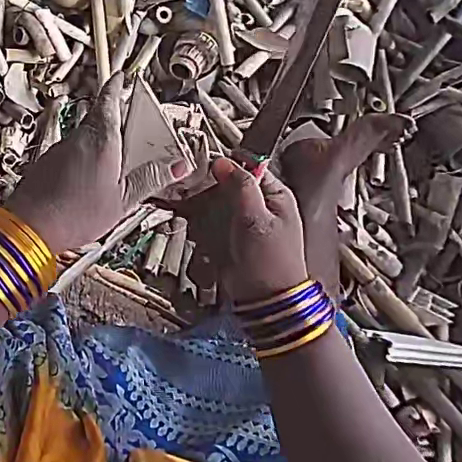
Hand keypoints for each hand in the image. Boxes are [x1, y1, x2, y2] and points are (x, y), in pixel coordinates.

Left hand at [4, 73, 190, 252]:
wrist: (32, 225)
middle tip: (134, 122)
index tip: (122, 77)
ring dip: (102, 138)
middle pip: (99, 116)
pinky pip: (74, 149)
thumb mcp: (124, 200)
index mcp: (102, 140)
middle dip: (116, 116)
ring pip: (86, 133)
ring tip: (119, 158)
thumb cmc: (75, 214)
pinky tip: (94, 175)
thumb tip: (177, 166)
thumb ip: (150, 179)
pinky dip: (87, 154)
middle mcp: (79, 138)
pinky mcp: (50, 161)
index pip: (109, 100)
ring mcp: (61, 148)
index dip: (117, 85)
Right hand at [171, 158, 307, 304]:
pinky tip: (188, 216)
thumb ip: (241, 187)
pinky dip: (198, 215)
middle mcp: (259, 205)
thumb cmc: (270, 261)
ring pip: (216, 198)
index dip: (227, 163)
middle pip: (229, 182)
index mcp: (276, 196)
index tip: (204, 163)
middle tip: (190, 181)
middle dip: (209, 182)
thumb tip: (223, 162)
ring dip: (200, 198)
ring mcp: (242, 220)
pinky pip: (209, 217)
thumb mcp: (257, 218)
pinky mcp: (228, 235)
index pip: (250, 167)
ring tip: (185, 198)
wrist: (264, 300)